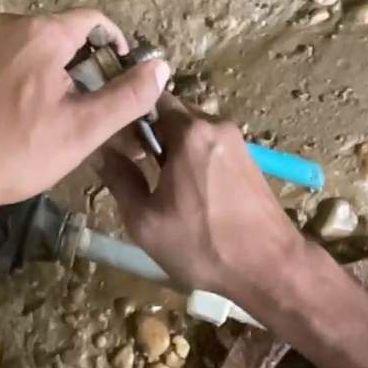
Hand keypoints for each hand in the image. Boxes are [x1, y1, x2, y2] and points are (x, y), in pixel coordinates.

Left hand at [0, 10, 170, 226]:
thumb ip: (128, 96)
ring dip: (50, 71)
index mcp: (41, 33)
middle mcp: (8, 24)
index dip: (116, 45)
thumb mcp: (82, 130)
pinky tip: (15, 115)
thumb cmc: (15, 153)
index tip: (123, 76)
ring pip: (30, 47)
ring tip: (53, 115)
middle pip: (61, 33)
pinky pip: (2, 58)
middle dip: (82, 64)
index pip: (94, 20)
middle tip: (89, 106)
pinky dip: (19, 77)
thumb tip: (161, 68)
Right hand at [95, 96, 306, 304]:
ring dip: (170, 145)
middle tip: (130, 160)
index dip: (127, 114)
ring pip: (190, 129)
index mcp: (189, 132)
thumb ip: (118, 179)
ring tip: (155, 177)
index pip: (149, 98)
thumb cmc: (202, 246)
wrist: (271, 268)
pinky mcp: (247, 156)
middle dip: (148, 131)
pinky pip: (208, 143)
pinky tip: (184, 187)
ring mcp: (235, 139)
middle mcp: (214, 125)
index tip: (111, 136)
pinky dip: (191, 155)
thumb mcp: (146, 220)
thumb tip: (97, 150)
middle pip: (169, 112)